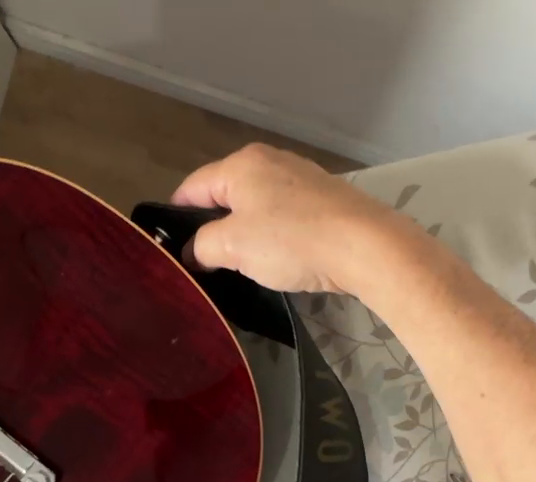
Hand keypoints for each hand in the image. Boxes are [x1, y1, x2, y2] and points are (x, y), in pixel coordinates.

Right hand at [171, 143, 415, 294]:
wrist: (363, 245)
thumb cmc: (289, 241)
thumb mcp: (232, 247)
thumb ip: (202, 247)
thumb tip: (192, 253)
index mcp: (240, 165)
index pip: (192, 187)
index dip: (176, 219)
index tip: (173, 252)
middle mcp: (268, 161)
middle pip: (224, 195)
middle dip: (212, 228)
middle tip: (206, 265)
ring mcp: (299, 177)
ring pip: (254, 206)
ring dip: (243, 234)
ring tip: (241, 266)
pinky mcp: (322, 198)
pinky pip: (282, 215)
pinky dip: (273, 235)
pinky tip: (278, 258)